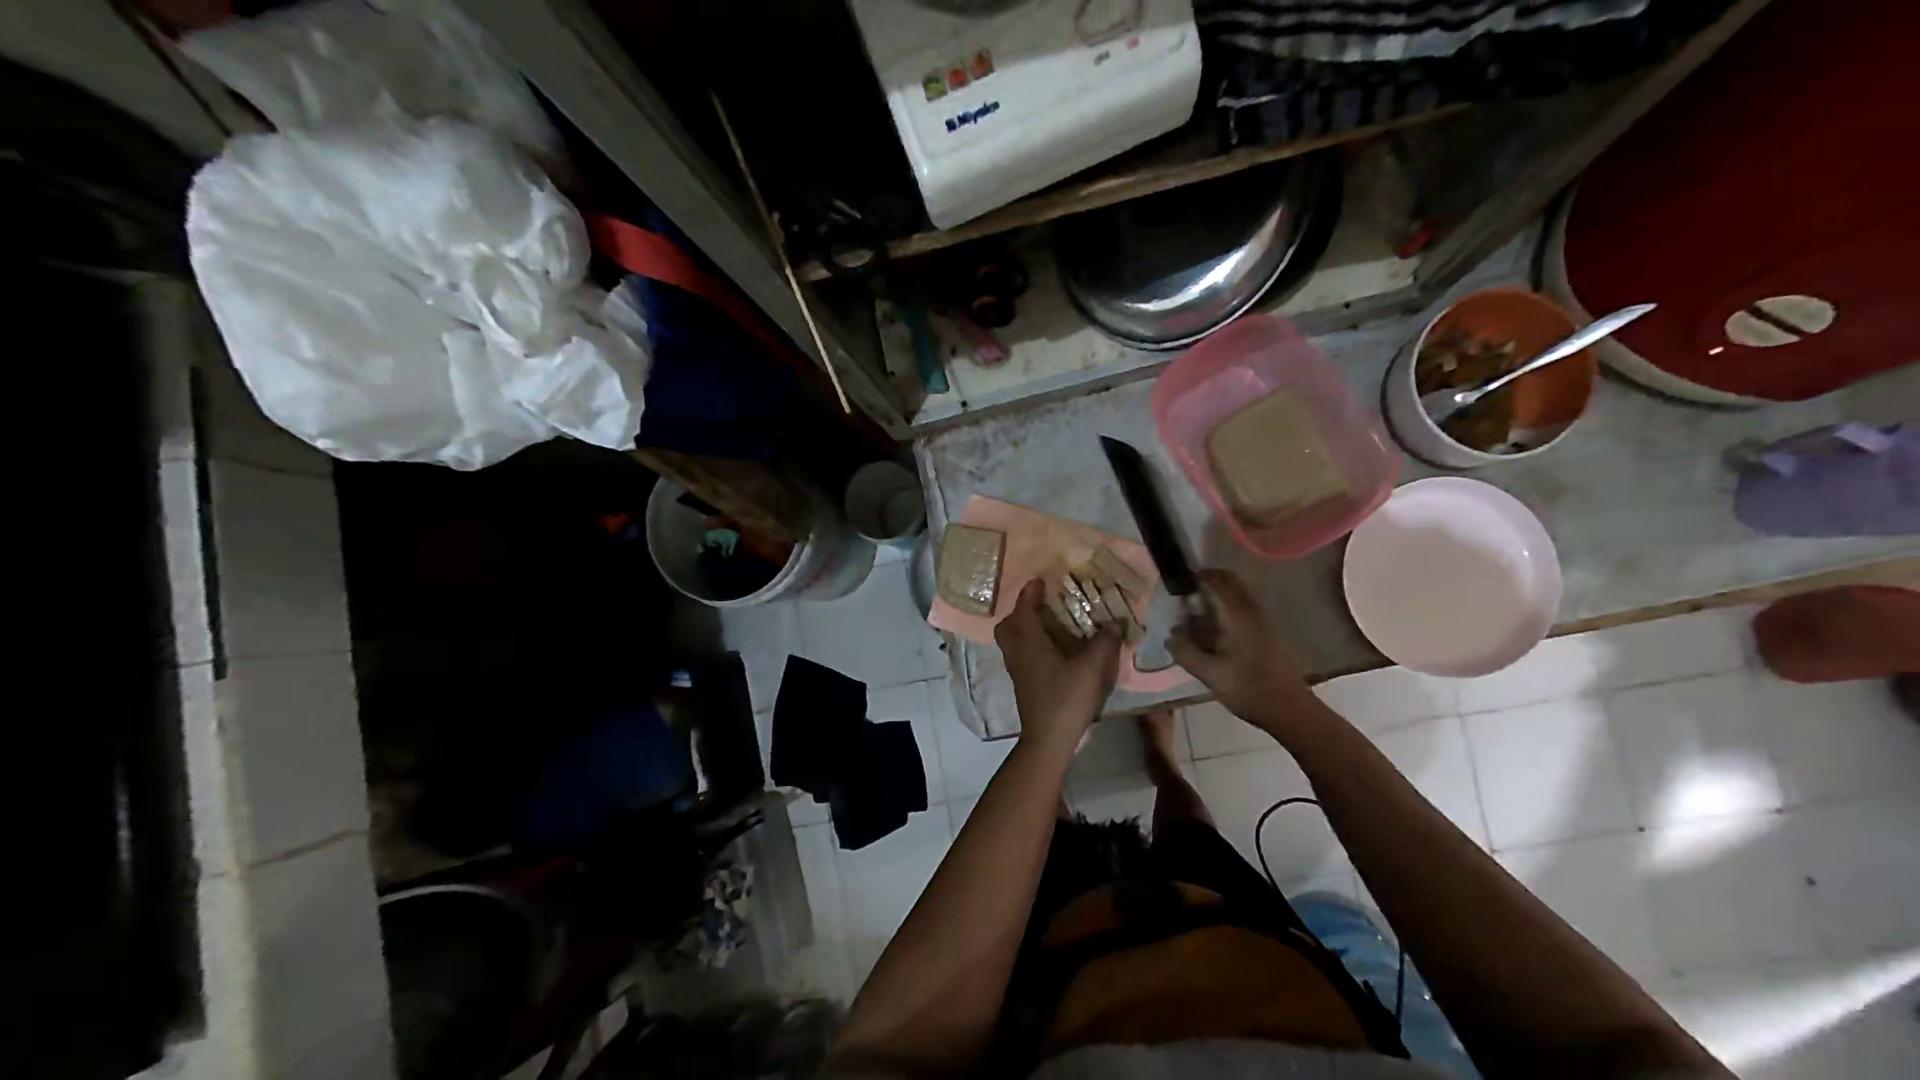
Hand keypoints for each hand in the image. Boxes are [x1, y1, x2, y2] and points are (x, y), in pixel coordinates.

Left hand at [996, 578, 1122, 752]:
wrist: (1048, 739)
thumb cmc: (1066, 699)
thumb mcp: (1092, 668)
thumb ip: (1104, 642)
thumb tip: (1113, 623)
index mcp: (1029, 643)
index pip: (1023, 610)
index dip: (1029, 593)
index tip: (1039, 580)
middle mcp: (1017, 653)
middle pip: (1008, 626)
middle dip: (1021, 612)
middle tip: (1041, 606)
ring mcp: (1017, 671)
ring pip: (1012, 642)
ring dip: (1024, 629)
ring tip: (1049, 626)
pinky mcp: (1023, 686)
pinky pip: (1020, 655)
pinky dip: (1030, 646)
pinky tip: (1052, 652)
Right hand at [1168, 570, 1312, 728]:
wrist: (1290, 710)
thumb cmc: (1248, 690)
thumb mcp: (1210, 674)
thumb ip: (1186, 652)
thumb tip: (1170, 636)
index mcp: (1236, 616)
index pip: (1214, 582)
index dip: (1193, 578)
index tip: (1175, 585)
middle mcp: (1251, 611)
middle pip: (1229, 580)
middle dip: (1205, 580)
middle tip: (1183, 594)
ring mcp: (1262, 621)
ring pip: (1236, 593)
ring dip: (1216, 593)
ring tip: (1194, 612)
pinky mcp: (1266, 632)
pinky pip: (1242, 606)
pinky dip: (1225, 606)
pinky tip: (1213, 629)